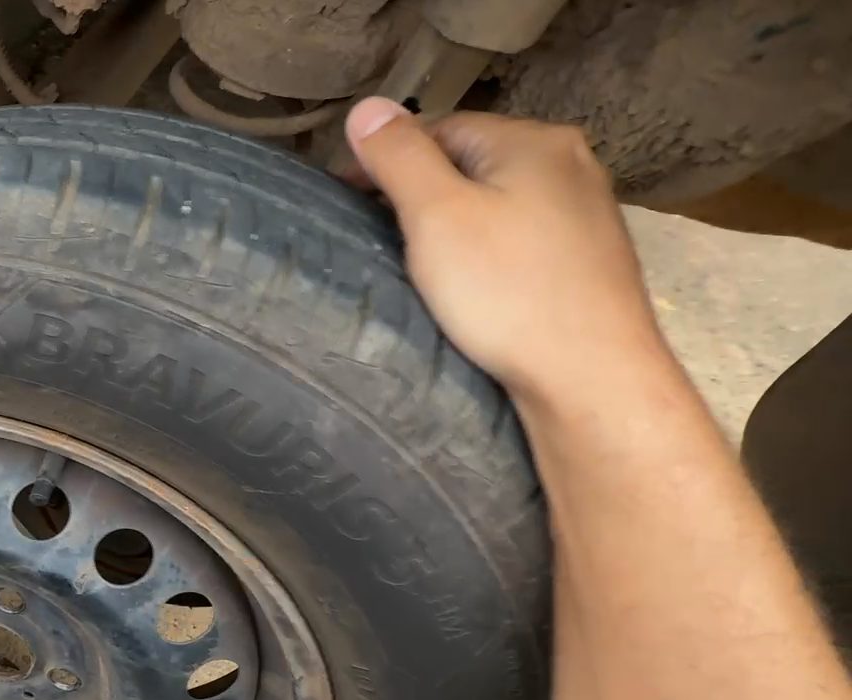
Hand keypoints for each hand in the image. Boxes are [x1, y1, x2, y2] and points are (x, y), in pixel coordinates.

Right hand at [343, 98, 674, 404]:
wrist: (585, 367)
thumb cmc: (503, 288)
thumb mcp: (436, 216)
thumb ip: (398, 159)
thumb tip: (365, 107)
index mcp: (530, 142)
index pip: (438, 129)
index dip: (383, 159)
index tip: (340, 198)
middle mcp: (566, 162)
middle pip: (467, 161)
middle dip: (413, 188)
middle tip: (366, 231)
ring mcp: (580, 209)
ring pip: (491, 198)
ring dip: (444, 218)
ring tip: (406, 257)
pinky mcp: (580, 254)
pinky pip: (512, 232)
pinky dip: (476, 244)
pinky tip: (459, 278)